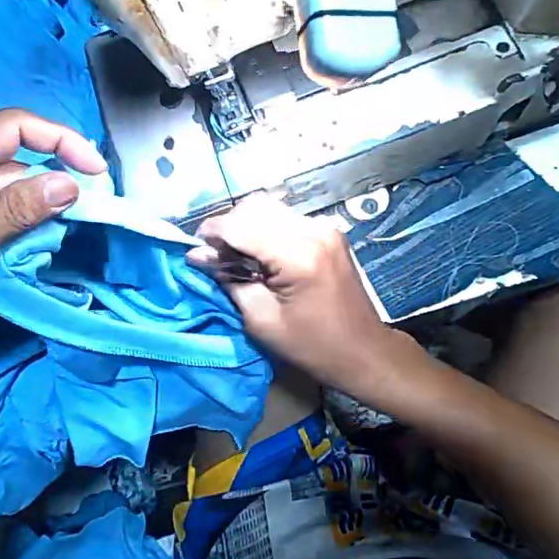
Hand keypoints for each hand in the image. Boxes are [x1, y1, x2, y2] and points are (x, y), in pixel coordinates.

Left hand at [0, 109, 106, 383]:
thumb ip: (18, 210)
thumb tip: (72, 184)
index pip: (12, 127)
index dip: (61, 140)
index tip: (97, 170)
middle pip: (10, 159)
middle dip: (49, 183)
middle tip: (85, 215)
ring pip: (2, 189)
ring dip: (30, 210)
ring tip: (56, 239)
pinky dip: (10, 226)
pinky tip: (25, 246)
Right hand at [186, 194, 408, 393]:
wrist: (363, 351)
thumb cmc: (312, 346)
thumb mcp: (261, 321)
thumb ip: (229, 281)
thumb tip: (198, 256)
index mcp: (298, 256)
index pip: (242, 225)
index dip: (212, 232)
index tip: (195, 248)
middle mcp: (313, 231)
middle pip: (255, 208)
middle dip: (228, 227)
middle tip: (214, 255)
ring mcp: (324, 228)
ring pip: (268, 208)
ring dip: (245, 226)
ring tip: (235, 256)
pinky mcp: (327, 232)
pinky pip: (284, 218)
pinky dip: (264, 229)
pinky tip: (259, 255)